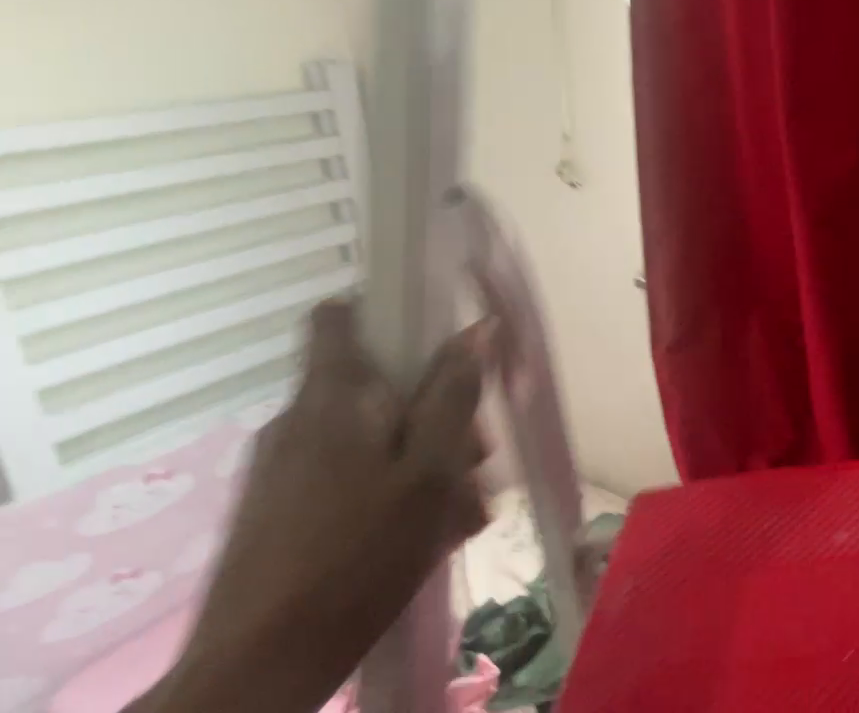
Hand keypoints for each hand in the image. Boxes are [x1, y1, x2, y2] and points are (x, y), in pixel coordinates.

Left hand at [145, 300, 491, 712]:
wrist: (261, 666)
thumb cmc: (359, 553)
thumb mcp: (430, 470)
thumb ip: (453, 394)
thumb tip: (478, 326)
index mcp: (330, 397)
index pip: (340, 316)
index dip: (389, 311)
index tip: (438, 337)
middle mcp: (298, 420)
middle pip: (378, 384)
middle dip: (437, 410)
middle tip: (478, 458)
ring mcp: (284, 466)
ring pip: (373, 434)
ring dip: (425, 458)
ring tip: (462, 512)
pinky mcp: (280, 507)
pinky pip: (350, 473)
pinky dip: (394, 488)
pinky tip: (428, 533)